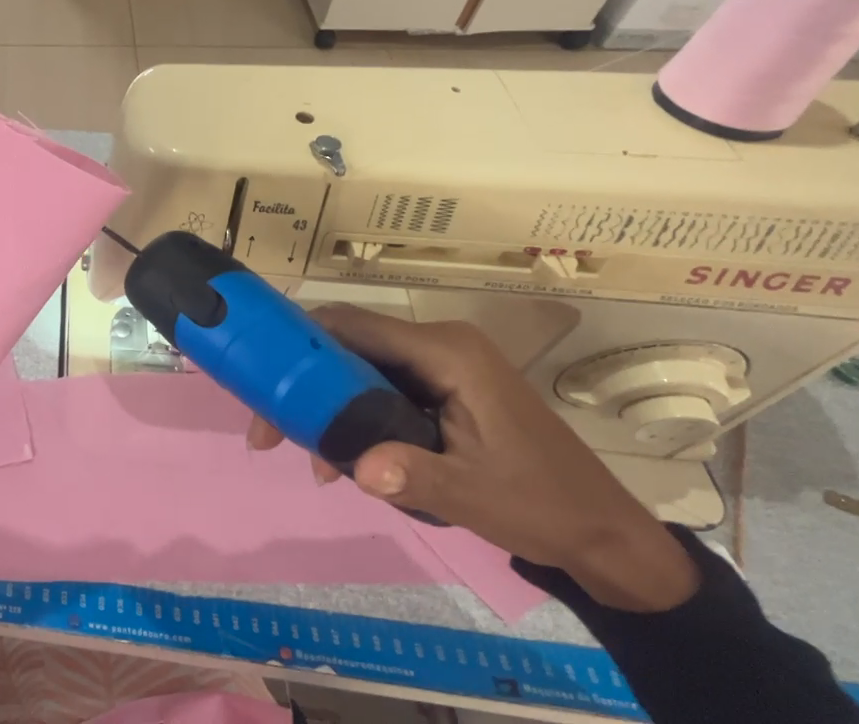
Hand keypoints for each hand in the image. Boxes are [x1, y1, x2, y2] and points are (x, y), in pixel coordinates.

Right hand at [246, 305, 700, 611]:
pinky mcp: (441, 386)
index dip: (298, 345)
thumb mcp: (472, 493)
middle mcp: (439, 344)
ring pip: (358, 366)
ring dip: (322, 403)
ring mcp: (441, 365)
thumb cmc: (540, 504)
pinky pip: (379, 386)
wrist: (600, 532)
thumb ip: (413, 475)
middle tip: (269, 431)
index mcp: (447, 353)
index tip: (258, 381)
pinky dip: (349, 413)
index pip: (353, 326)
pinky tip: (338, 458)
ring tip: (299, 453)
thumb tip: (354, 469)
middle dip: (301, 383)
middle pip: (348, 344)